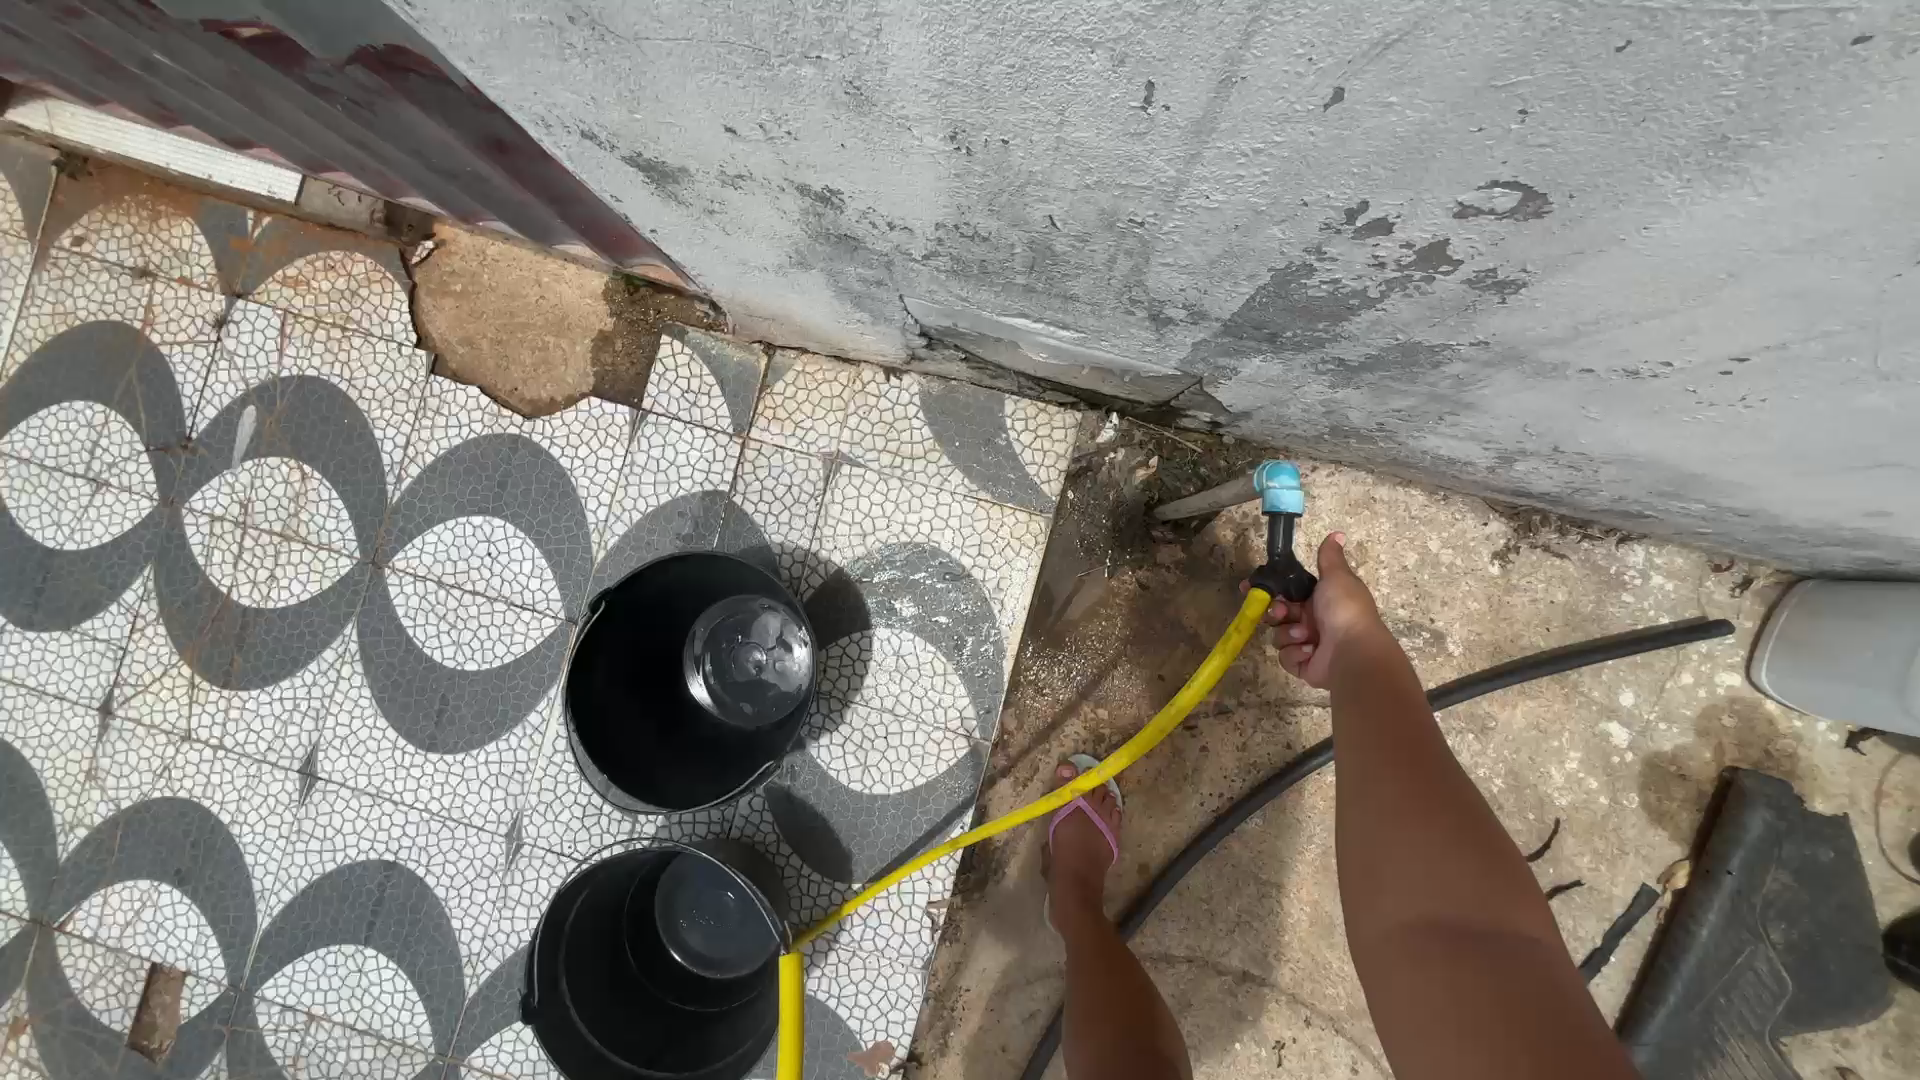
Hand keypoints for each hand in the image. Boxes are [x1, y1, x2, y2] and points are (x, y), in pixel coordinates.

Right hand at [1244, 532, 1385, 687]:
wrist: (1353, 651)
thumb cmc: (1344, 609)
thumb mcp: (1336, 577)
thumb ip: (1329, 557)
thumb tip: (1336, 533)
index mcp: (1320, 600)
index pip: (1287, 592)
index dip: (1269, 589)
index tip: (1249, 587)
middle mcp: (1313, 621)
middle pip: (1278, 613)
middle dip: (1275, 612)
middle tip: (1281, 612)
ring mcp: (1308, 644)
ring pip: (1279, 635)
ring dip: (1289, 633)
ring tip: (1305, 635)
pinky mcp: (1303, 665)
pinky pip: (1285, 656)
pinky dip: (1295, 653)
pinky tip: (1309, 651)